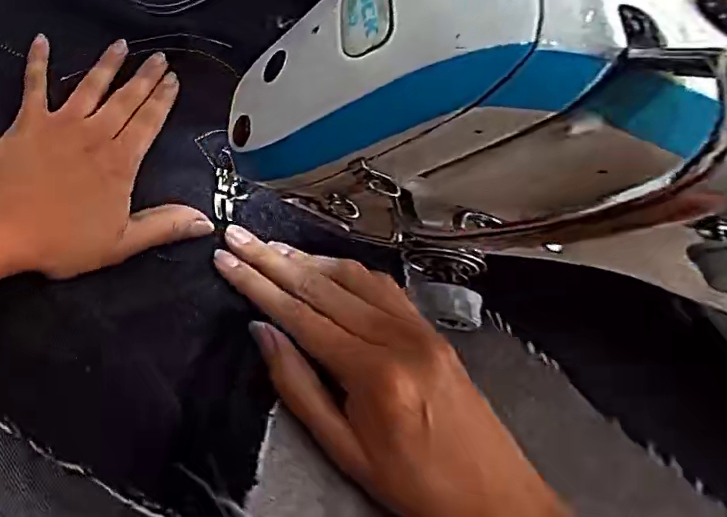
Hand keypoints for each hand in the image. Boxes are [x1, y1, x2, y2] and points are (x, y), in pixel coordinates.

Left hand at [0, 37, 212, 278]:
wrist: (1, 226)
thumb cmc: (60, 239)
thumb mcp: (120, 243)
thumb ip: (163, 226)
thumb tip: (204, 220)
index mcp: (119, 161)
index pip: (148, 123)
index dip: (163, 100)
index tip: (173, 80)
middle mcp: (95, 134)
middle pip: (126, 99)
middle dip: (145, 77)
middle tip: (159, 57)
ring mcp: (61, 123)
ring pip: (91, 86)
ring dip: (107, 64)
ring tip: (121, 45)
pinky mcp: (30, 120)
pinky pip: (35, 85)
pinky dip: (38, 61)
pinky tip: (41, 41)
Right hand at [214, 226, 567, 516]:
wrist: (499, 501)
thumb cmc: (419, 487)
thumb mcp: (345, 451)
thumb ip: (297, 388)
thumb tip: (262, 332)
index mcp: (374, 373)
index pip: (299, 313)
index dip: (256, 283)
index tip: (227, 260)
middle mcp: (396, 337)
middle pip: (319, 285)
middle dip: (270, 258)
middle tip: (238, 236)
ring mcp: (416, 327)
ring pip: (349, 275)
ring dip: (304, 257)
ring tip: (269, 246)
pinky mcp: (428, 327)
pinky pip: (379, 283)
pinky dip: (343, 268)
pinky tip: (322, 263)